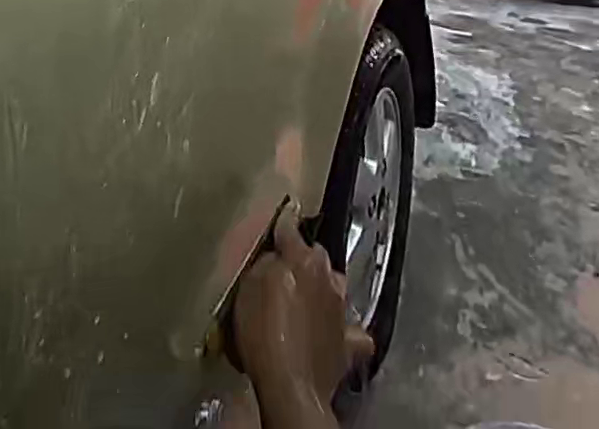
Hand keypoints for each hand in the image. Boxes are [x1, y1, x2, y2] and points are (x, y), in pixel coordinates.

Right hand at [231, 203, 374, 428]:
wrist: (290, 385)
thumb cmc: (261, 329)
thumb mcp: (247, 287)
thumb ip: (264, 263)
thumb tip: (274, 253)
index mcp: (302, 258)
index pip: (290, 228)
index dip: (282, 222)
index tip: (279, 214)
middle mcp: (327, 277)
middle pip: (316, 256)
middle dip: (304, 257)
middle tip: (284, 266)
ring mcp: (342, 310)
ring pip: (335, 286)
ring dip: (324, 286)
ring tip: (307, 296)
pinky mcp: (349, 342)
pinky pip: (351, 329)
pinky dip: (343, 327)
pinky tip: (334, 331)